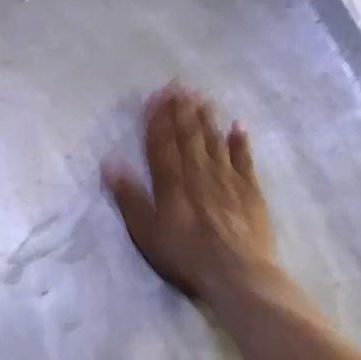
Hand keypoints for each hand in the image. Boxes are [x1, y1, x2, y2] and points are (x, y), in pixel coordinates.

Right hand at [102, 83, 279, 305]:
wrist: (238, 274)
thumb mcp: (147, 233)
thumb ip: (130, 198)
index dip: (158, 119)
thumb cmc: (185, 257)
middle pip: (188, 137)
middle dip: (181, 110)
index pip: (161, 144)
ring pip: (214, 141)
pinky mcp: (250, 191)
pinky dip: (240, 140)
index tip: (155, 96)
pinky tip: (237, 124)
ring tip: (200, 96)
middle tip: (178, 85)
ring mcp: (227, 180)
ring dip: (206, 118)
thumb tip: (110, 163)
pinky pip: (244, 159)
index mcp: (171, 184)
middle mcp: (199, 174)